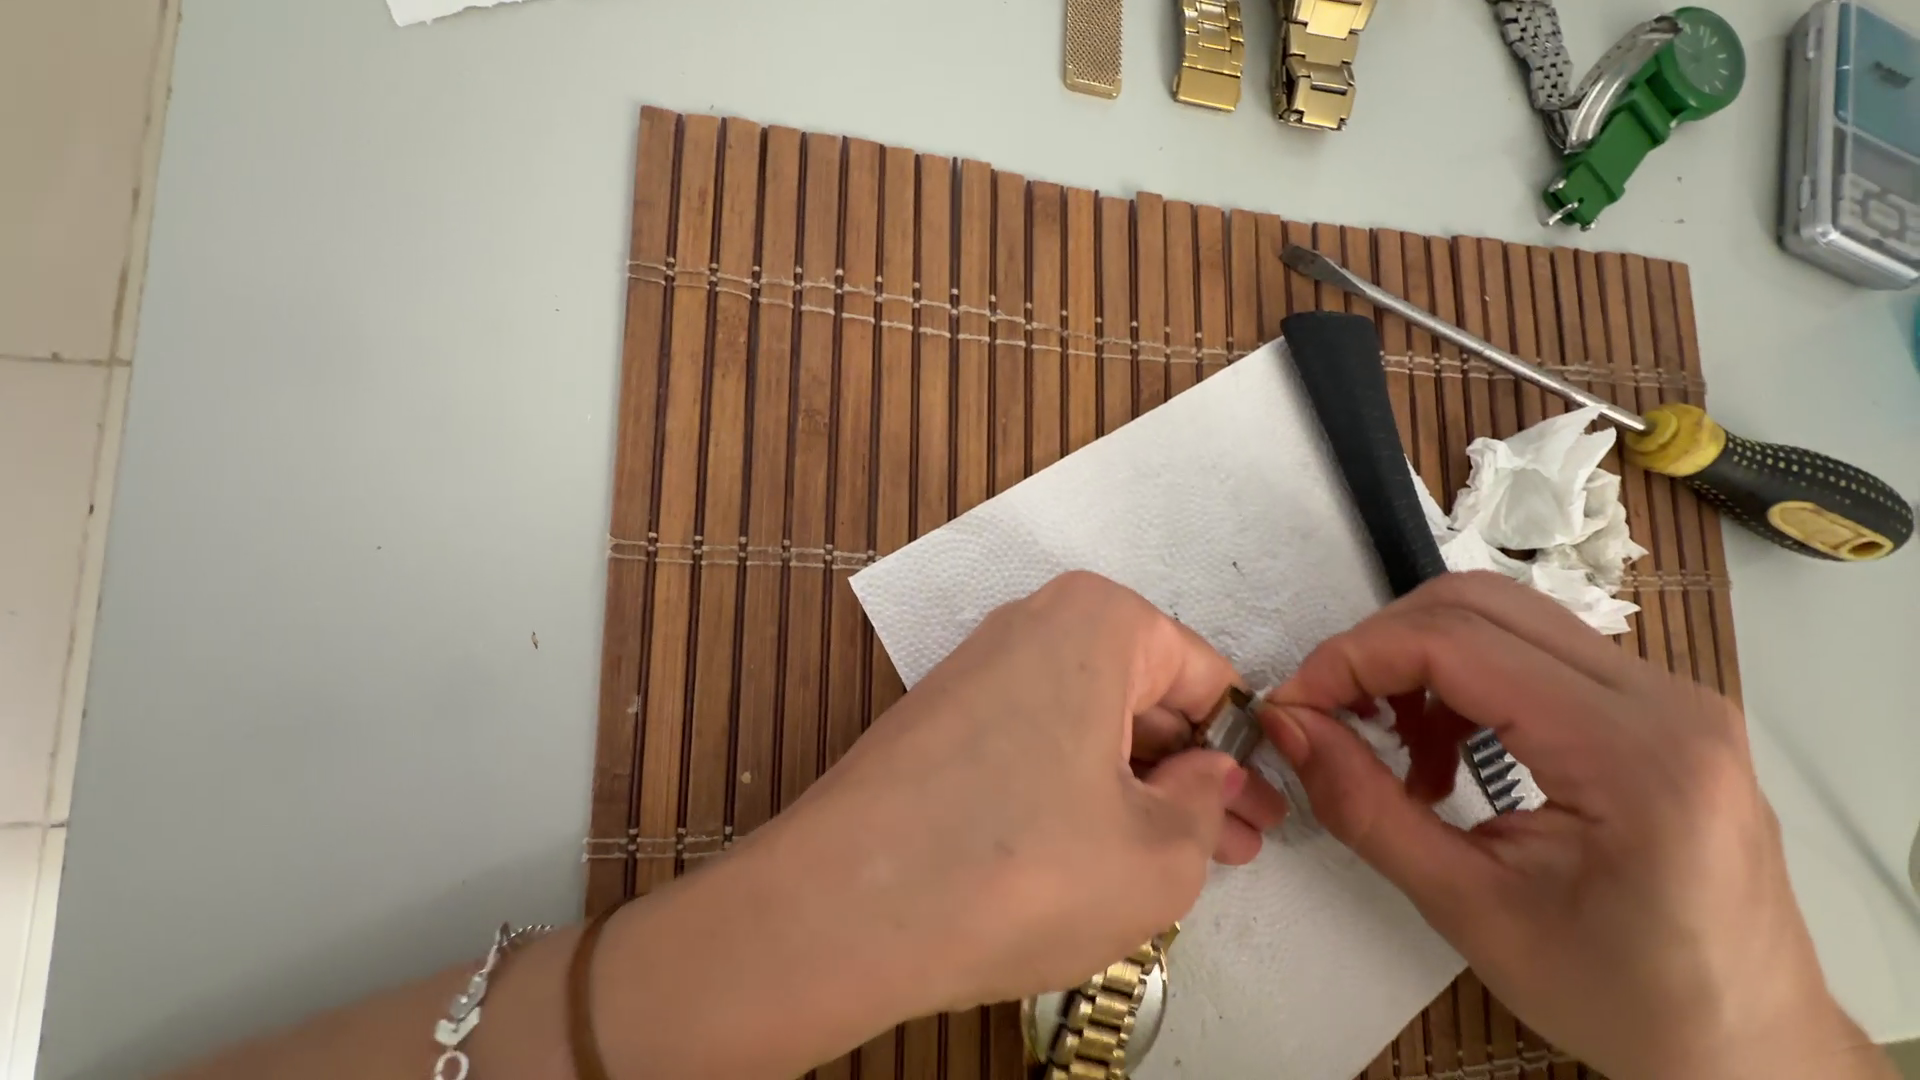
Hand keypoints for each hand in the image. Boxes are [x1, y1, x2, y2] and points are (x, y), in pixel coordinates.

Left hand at [780, 570, 1286, 1008]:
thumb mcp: (1156, 855)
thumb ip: (1203, 807)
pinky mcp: (942, 716)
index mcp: (1097, 621)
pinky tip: (1099, 841)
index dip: (1242, 749)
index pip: (1205, 675)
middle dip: (1190, 770)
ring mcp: (979, 668)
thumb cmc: (1015, 869)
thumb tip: (1206, 780)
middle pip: (1142, 694)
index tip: (1260, 806)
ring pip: (1088, 720)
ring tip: (1176, 854)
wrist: (844, 907)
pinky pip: (1035, 737)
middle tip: (1231, 841)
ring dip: (1135, 783)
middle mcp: (1032, 624)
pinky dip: (1076, 784)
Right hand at [1255, 572, 1889, 1079]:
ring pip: (1497, 614)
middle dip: (1377, 647)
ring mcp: (1663, 692)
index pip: (1456, 643)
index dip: (1353, 659)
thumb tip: (1285, 724)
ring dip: (1415, 660)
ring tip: (1391, 744)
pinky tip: (1443, 751)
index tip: (1293, 707)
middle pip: (1475, 604)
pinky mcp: (1650, 703)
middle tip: (1329, 715)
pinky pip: (1525, 648)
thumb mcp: (1465, 909)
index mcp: (1633, 753)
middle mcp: (1662, 696)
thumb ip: (1362, 807)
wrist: (1748, 1048)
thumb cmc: (1617, 997)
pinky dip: (1455, 679)